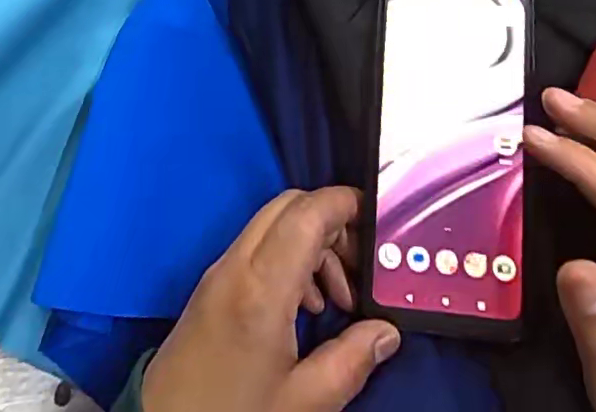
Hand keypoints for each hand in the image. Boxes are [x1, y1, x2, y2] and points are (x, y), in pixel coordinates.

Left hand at [141, 188, 400, 411]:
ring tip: (337, 293)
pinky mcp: (209, 291)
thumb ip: (351, 360)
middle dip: (332, 219)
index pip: (310, 212)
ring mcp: (218, 275)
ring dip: (312, 240)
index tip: (377, 220)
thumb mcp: (302, 404)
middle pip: (292, 205)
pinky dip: (289, 255)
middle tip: (359, 260)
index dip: (347, 204)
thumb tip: (387, 332)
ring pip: (275, 223)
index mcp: (262, 287)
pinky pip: (257, 247)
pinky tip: (306, 305)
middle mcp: (236, 267)